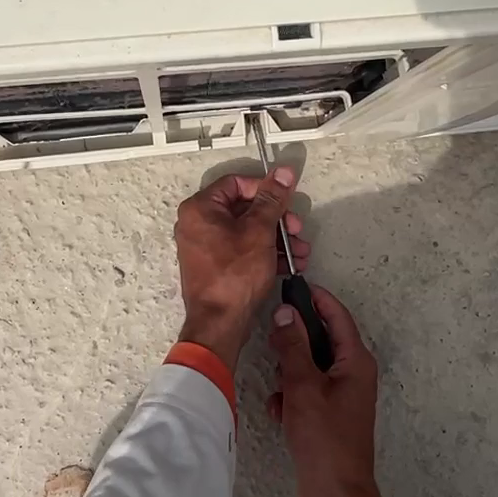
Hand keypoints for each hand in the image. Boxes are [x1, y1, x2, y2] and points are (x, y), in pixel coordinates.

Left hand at [174, 168, 308, 367]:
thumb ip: (272, 199)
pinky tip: (289, 263)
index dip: (264, 188)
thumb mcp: (259, 230)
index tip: (285, 198)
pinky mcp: (216, 266)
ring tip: (299, 251)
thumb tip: (282, 172)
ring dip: (277, 238)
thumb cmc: (233, 276)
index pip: (236, 183)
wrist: (221, 323)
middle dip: (276, 218)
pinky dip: (266, 253)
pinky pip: (243, 250)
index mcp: (200, 208)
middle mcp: (197, 224)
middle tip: (296, 228)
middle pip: (244, 208)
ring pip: (247, 231)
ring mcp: (206, 247)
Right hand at [266, 286, 381, 496]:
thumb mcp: (302, 386)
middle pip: (322, 339)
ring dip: (289, 372)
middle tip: (271, 338)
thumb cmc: (324, 437)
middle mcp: (353, 372)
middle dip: (295, 340)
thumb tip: (285, 312)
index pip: (337, 315)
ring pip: (310, 365)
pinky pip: (307, 389)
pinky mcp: (329, 412)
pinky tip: (279, 412)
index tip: (290, 286)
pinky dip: (291, 396)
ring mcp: (342, 393)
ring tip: (277, 387)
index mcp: (356, 361)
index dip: (315, 298)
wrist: (335, 494)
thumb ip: (293, 346)